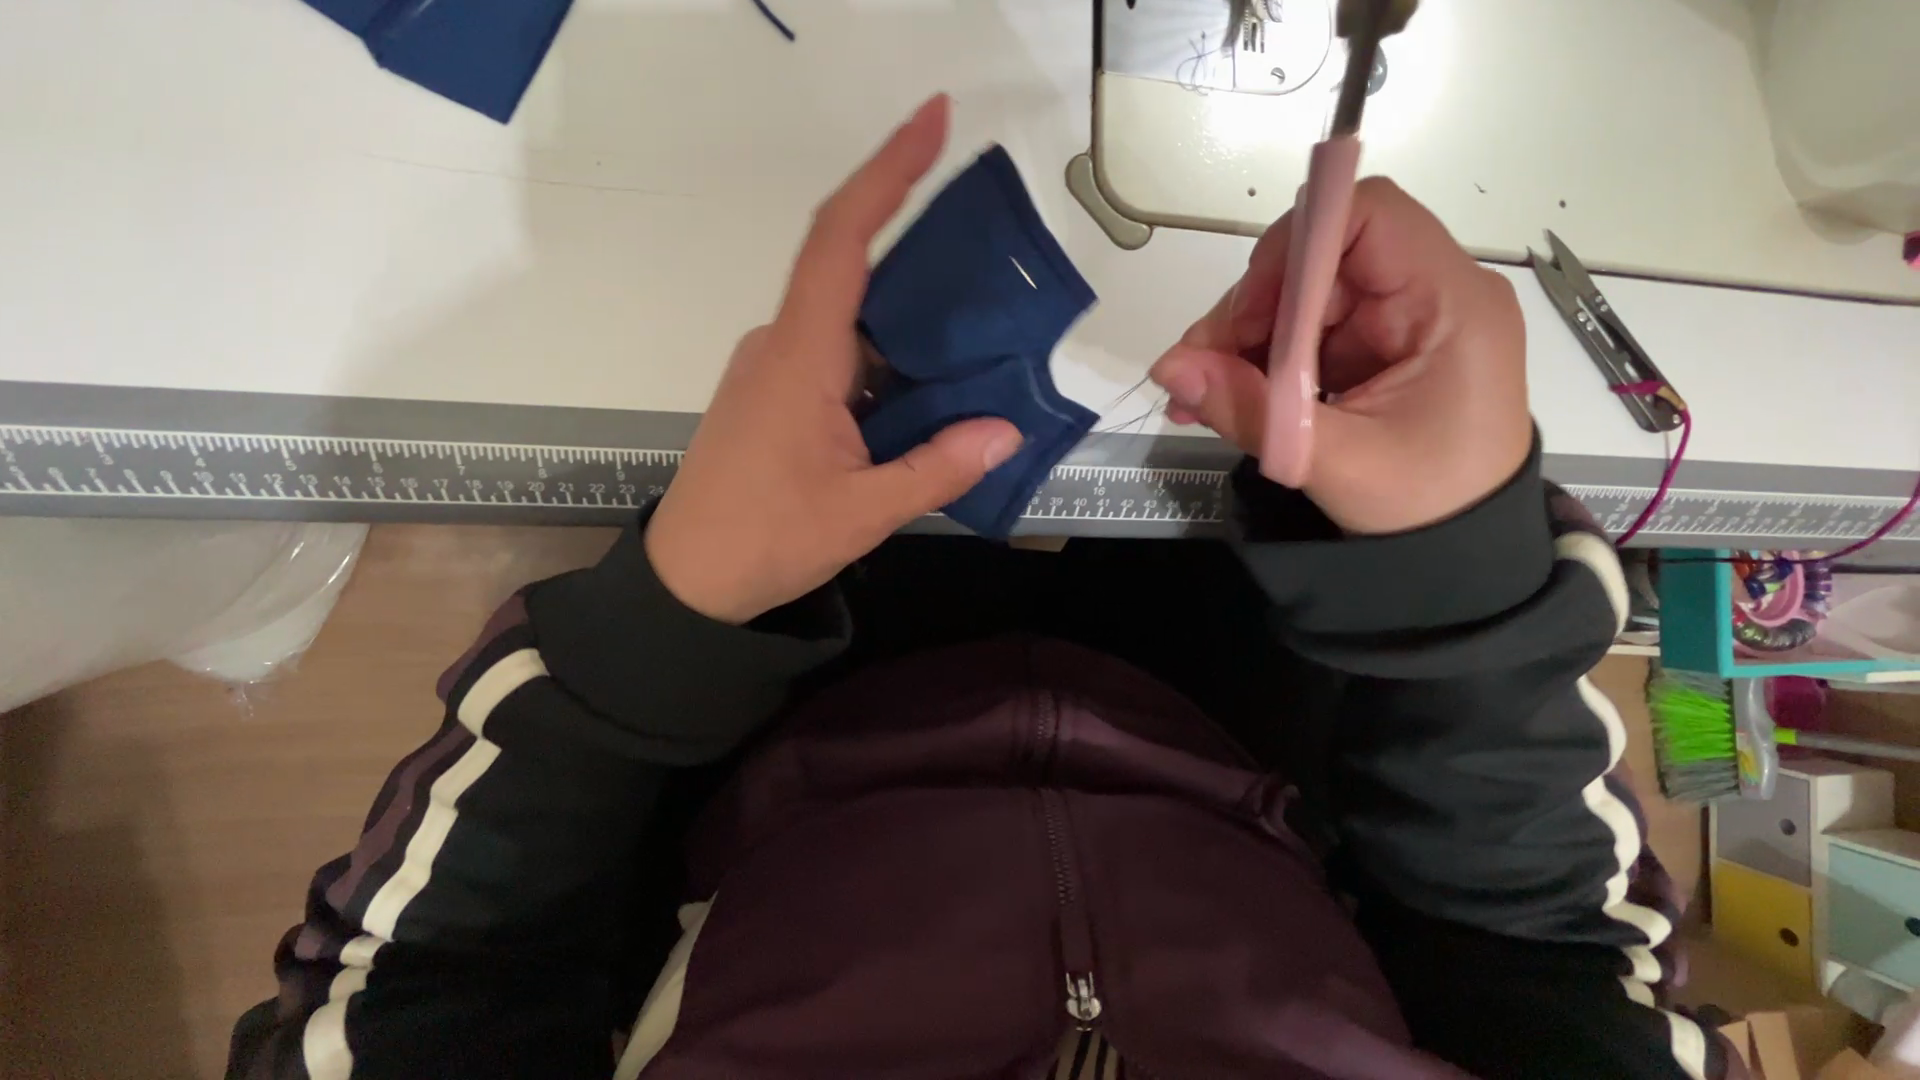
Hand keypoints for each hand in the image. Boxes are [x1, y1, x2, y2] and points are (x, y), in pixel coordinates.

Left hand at [645, 96, 1024, 624]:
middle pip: (853, 270)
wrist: (688, 581)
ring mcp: (774, 367)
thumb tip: (1005, 432)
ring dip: (907, 325)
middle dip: (920, 255)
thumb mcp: (864, 513)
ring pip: (850, 321)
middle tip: (991, 258)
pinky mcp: (774, 394)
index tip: (934, 121)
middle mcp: (782, 345)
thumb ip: (936, 469)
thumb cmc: (765, 541)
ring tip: (976, 338)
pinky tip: (927, 389)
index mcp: (800, 357)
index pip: (841, 240)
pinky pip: (838, 356)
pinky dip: (885, 361)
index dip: (887, 172)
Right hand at [1151, 178, 1531, 534]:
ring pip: (1300, 297)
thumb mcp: (1331, 460)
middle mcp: (1424, 295)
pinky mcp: (1371, 349)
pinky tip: (1221, 396)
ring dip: (1241, 340)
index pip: (1369, 216)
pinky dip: (1258, 362)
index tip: (1246, 313)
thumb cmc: (1423, 504)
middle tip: (1199, 369)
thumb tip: (1168, 367)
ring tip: (1199, 394)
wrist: (1460, 550)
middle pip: (1319, 259)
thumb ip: (1248, 409)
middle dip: (1250, 308)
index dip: (1296, 245)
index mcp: (1447, 304)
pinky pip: (1302, 333)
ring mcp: (1396, 322)